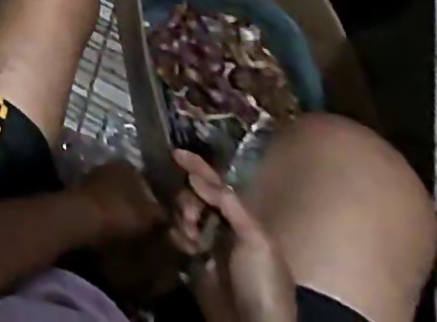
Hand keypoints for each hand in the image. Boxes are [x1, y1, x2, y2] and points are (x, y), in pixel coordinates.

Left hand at [79, 161, 164, 241]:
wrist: (81, 218)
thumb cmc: (119, 212)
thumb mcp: (149, 216)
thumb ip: (163, 214)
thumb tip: (170, 217)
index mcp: (129, 166)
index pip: (149, 182)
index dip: (157, 201)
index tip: (162, 219)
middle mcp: (111, 166)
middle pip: (132, 187)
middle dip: (139, 203)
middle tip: (148, 225)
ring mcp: (94, 177)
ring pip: (116, 194)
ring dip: (123, 208)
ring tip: (132, 229)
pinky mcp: (82, 191)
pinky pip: (103, 202)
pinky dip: (109, 212)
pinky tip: (114, 227)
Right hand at [170, 150, 294, 321]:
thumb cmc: (262, 283)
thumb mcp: (255, 240)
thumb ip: (229, 205)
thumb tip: (197, 177)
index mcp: (243, 219)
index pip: (217, 184)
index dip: (198, 167)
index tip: (175, 154)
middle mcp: (224, 228)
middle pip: (196, 196)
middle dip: (189, 200)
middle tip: (191, 218)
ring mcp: (209, 247)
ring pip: (185, 215)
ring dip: (183, 220)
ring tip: (191, 241)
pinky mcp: (195, 266)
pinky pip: (179, 240)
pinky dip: (178, 238)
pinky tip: (185, 250)